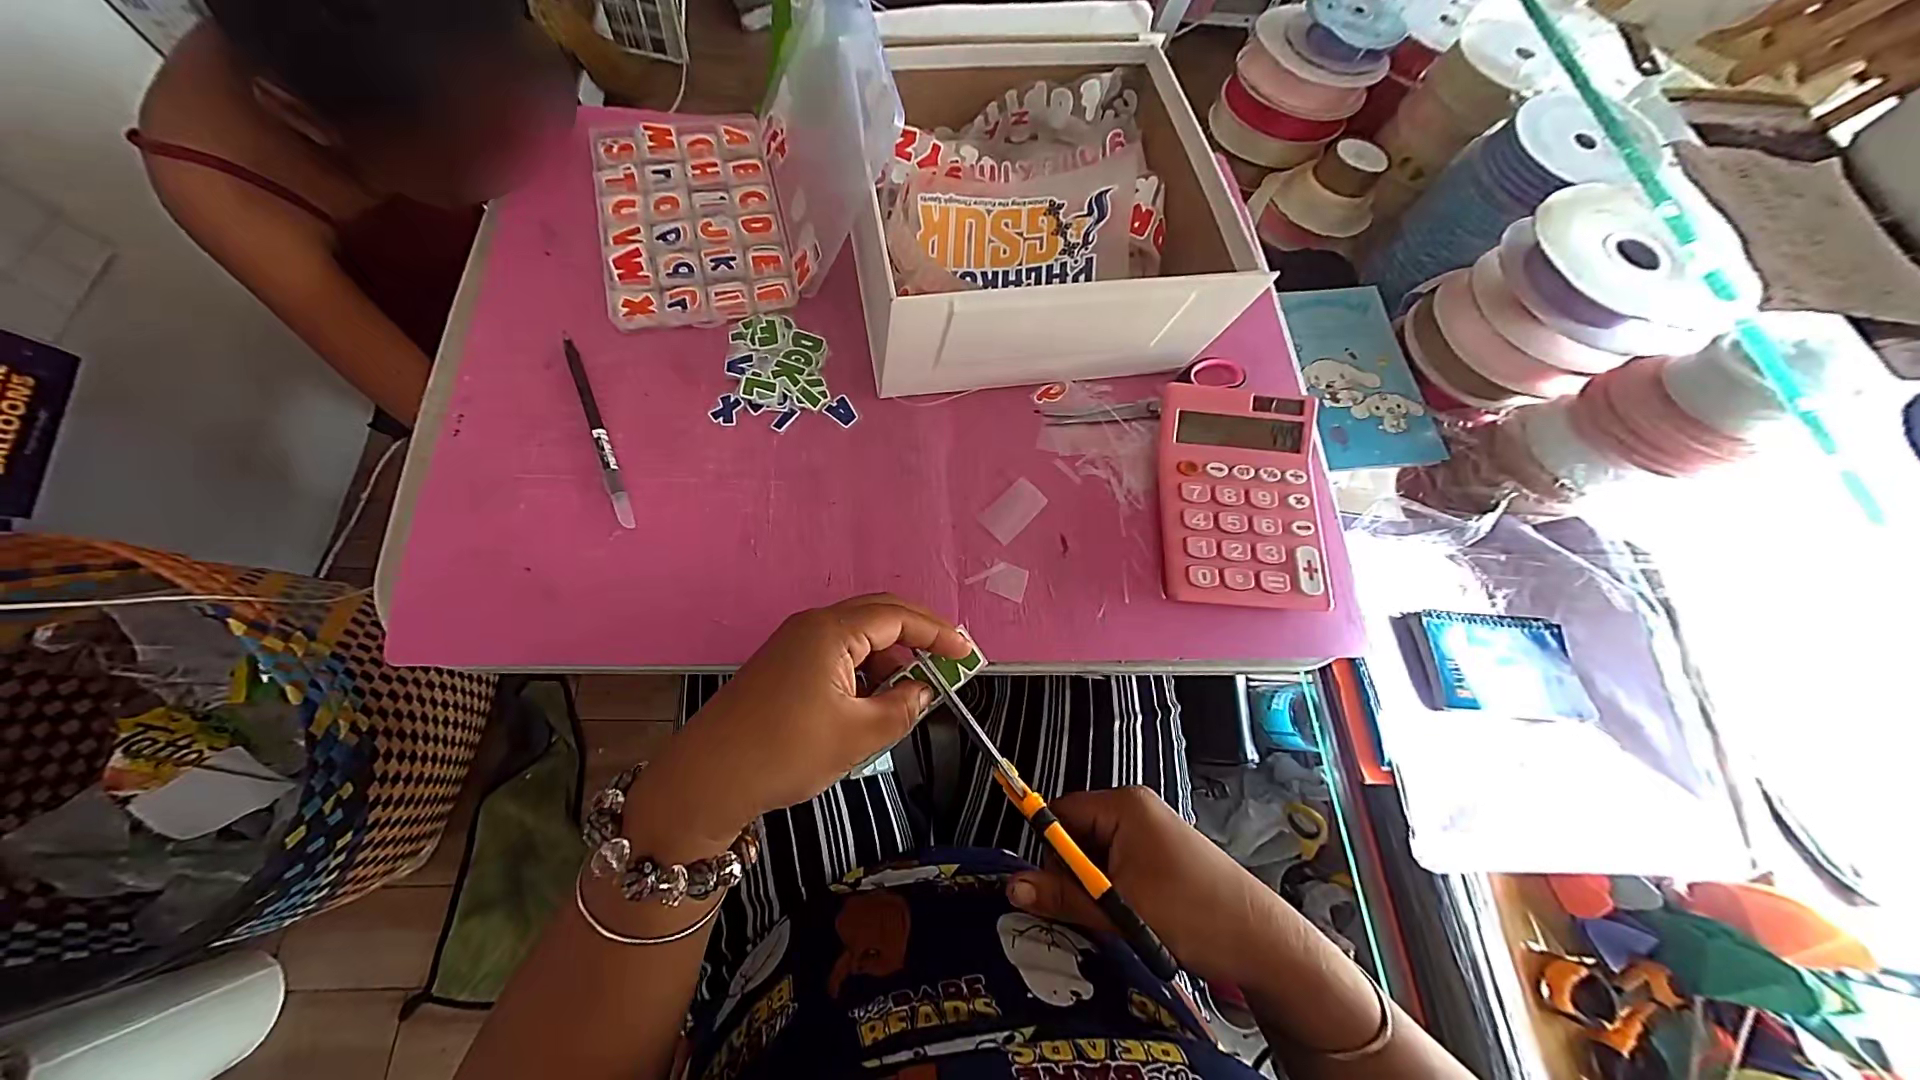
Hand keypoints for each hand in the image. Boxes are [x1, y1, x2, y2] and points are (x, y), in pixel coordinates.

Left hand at [631, 595, 969, 856]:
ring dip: (888, 659)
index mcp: (831, 631)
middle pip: (879, 615)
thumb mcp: (858, 735)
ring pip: (858, 636)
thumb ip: (903, 708)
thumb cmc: (785, 752)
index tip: (965, 653)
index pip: (898, 617)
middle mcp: (812, 625)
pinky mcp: (785, 664)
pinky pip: (837, 654)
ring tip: (906, 696)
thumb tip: (923, 692)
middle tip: (947, 661)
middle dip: (917, 635)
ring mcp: (795, 643)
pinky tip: (870, 702)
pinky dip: (863, 671)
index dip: (938, 633)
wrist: (708, 779)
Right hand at [1003, 787, 1323, 995]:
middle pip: (1077, 835)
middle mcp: (1136, 811)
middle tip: (1090, 910)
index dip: (1048, 850)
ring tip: (1118, 919)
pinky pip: (1118, 866)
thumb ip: (1063, 896)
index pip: (1061, 812)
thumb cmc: (1199, 914)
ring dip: (1096, 888)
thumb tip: (1015, 886)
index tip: (1044, 886)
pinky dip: (1115, 892)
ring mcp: (1150, 833)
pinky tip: (1131, 918)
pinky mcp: (1160, 856)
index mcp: (1125, 806)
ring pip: (1097, 856)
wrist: (1263, 942)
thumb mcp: (1121, 909)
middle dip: (1075, 874)